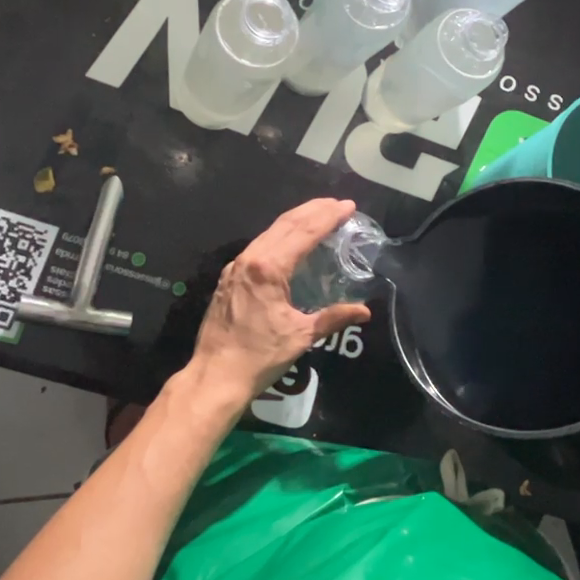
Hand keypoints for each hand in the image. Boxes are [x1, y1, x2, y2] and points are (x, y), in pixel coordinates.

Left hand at [187, 199, 371, 406]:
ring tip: (318, 214)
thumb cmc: (259, 356)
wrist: (215, 376)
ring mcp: (236, 267)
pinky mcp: (229, 277)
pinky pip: (259, 246)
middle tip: (337, 204)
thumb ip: (333, 318)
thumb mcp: (301, 336)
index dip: (328, 217)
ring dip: (296, 220)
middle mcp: (250, 259)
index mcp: (268, 269)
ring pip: (270, 232)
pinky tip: (290, 241)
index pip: (304, 232)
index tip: (348, 206)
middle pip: (286, 224)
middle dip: (313, 210)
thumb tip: (364, 311)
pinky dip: (280, 235)